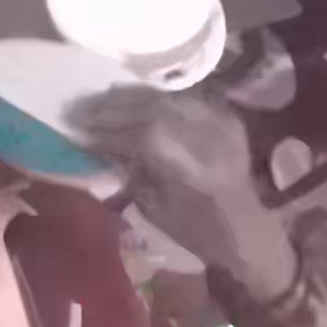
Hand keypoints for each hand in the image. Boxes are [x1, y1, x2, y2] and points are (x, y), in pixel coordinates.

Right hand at [75, 87, 296, 299]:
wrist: (250, 231)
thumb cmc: (197, 231)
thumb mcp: (154, 207)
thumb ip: (128, 170)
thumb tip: (95, 143)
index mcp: (195, 171)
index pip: (143, 137)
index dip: (106, 131)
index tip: (76, 130)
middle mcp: (210, 140)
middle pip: (153, 110)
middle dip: (110, 109)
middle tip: (77, 109)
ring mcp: (220, 124)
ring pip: (165, 99)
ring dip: (126, 97)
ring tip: (96, 99)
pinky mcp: (223, 116)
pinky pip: (179, 97)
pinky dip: (150, 95)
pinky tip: (127, 96)